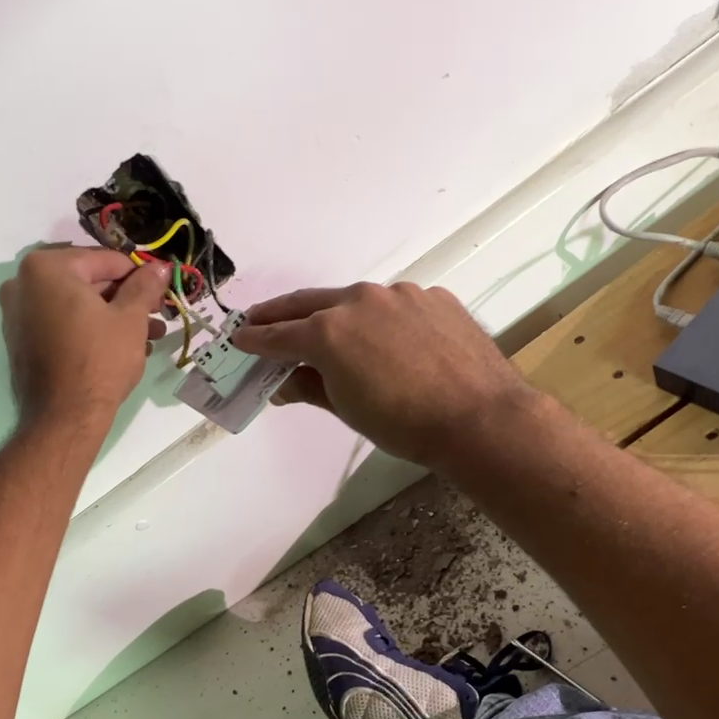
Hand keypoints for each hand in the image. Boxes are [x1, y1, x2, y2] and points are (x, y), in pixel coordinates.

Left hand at [0, 247, 170, 427]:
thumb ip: (144, 287)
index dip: (138, 276)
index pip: (104, 261)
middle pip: (87, 282)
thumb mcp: (130, 319)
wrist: (65, 416)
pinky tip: (120, 347)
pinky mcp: (21, 341)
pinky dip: (89, 330)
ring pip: (76, 306)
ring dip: (112, 317)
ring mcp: (17, 314)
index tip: (160, 292)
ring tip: (149, 337)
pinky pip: (61, 324)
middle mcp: (23, 284)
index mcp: (47, 268)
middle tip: (156, 316)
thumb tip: (160, 267)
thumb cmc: (100, 360)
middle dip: (125, 299)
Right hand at [231, 282, 537, 466]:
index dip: (256, 340)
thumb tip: (283, 384)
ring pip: (356, 300)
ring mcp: (400, 294)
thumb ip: (309, 388)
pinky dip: (381, 320)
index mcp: (328, 331)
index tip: (239, 340)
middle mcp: (359, 300)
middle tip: (259, 320)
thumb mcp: (347, 409)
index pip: (279, 335)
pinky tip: (388, 341)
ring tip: (326, 330)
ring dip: (335, 314)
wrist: (479, 417)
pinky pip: (396, 306)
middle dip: (281, 314)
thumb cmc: (403, 424)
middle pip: (309, 303)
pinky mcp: (434, 297)